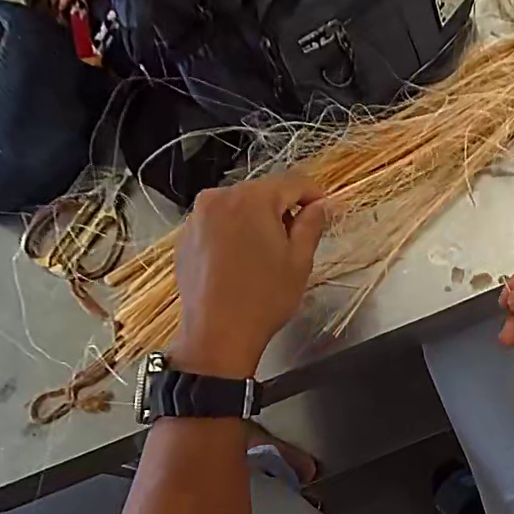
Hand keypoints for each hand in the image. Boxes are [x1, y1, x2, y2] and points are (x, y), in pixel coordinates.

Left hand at [173, 175, 334, 377]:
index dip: (314, 194)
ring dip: (260, 221)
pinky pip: (220, 224)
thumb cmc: (265, 297)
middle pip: (263, 192)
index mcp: (252, 199)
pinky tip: (246, 262)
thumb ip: (312, 224)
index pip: (292, 182)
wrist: (218, 331)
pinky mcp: (187, 236)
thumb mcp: (299, 260)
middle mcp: (219, 198)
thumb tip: (322, 205)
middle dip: (284, 209)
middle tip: (300, 238)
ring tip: (271, 253)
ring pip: (240, 207)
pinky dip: (237, 233)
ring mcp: (198, 217)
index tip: (327, 208)